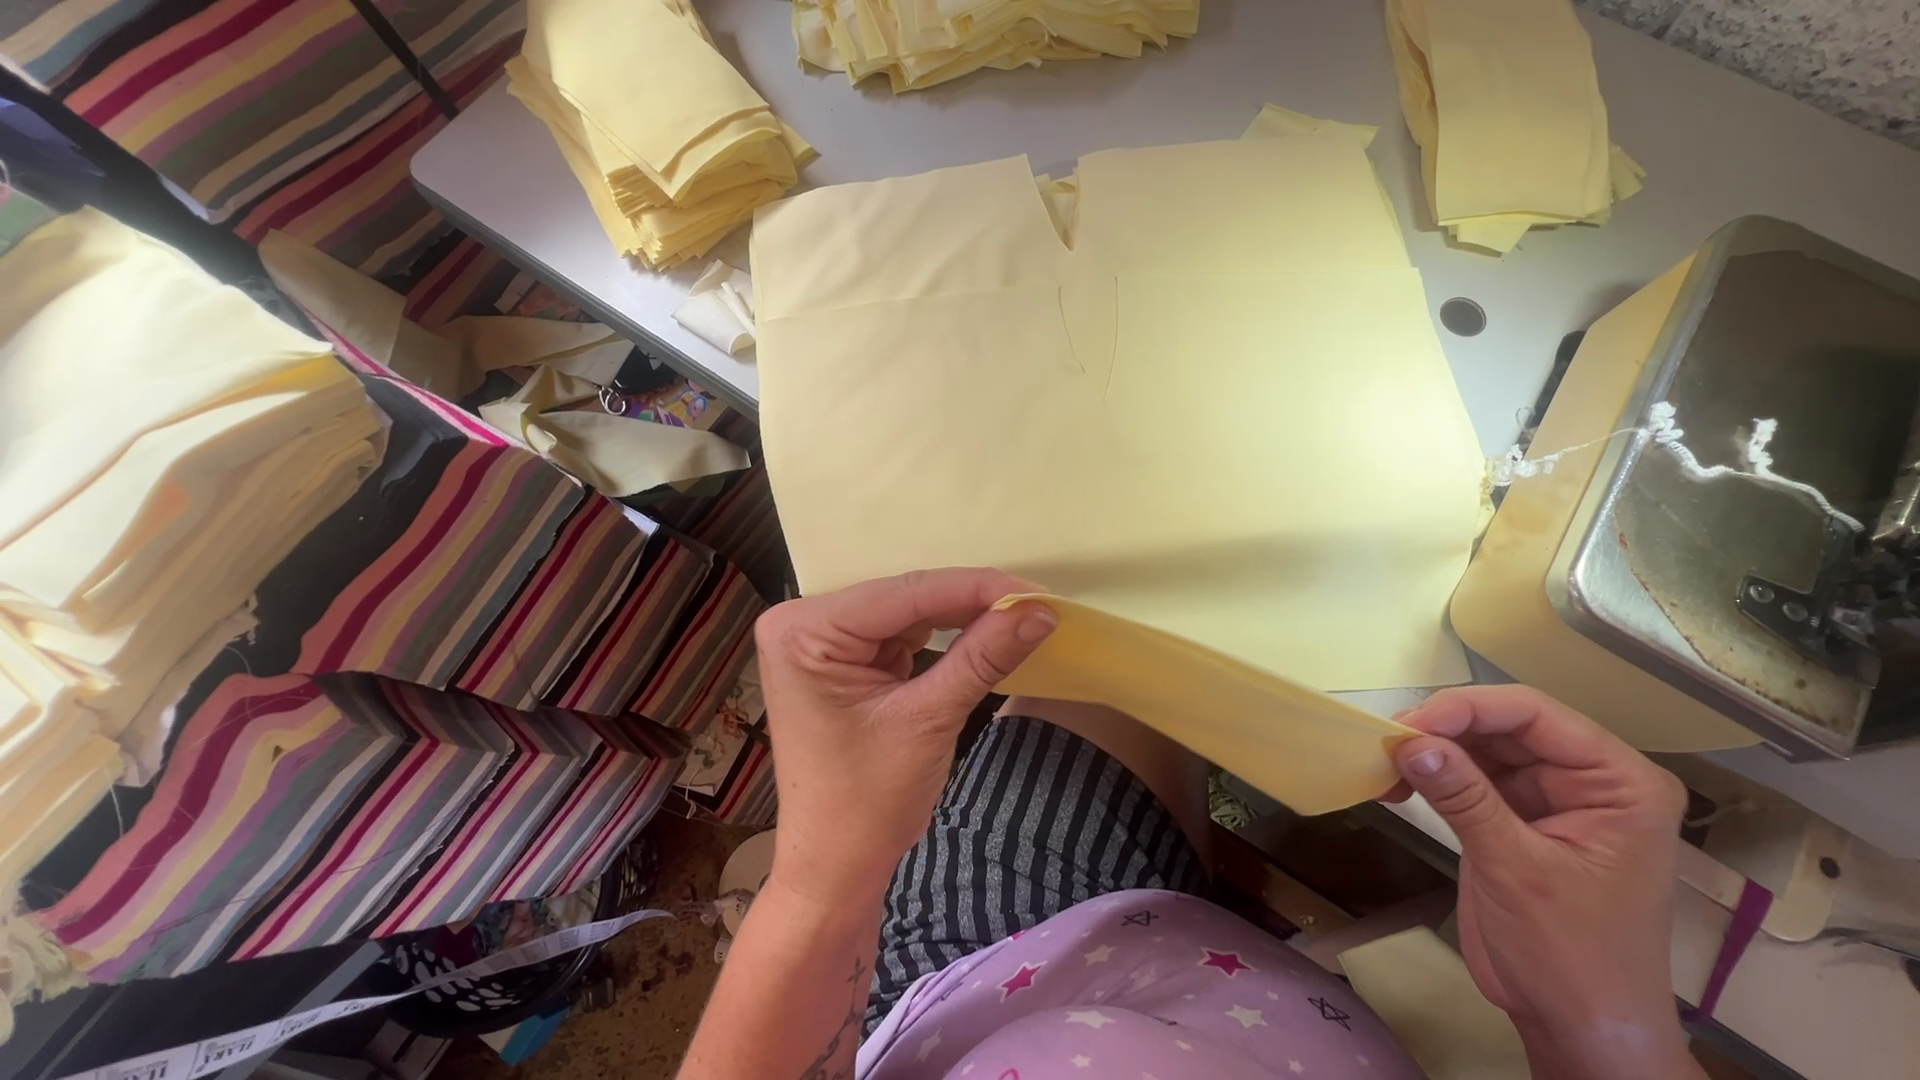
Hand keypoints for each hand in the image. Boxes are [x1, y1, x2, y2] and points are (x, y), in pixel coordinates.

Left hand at [755, 569, 1056, 906]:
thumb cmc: (867, 804)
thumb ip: (982, 656)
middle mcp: (802, 622)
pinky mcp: (839, 658)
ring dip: (959, 616)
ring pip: (906, 611)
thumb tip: (1039, 611)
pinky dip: (941, 635)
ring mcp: (819, 640)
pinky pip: (898, 632)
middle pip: (902, 596)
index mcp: (803, 630)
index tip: (1037, 594)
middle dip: (969, 602)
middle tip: (1035, 606)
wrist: (835, 866)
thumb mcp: (928, 720)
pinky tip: (981, 633)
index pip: (903, 592)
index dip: (975, 588)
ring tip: (1017, 617)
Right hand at [1389, 686, 1696, 1077]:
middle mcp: (1590, 779)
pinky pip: (1471, 779)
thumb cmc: (1571, 954)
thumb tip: (1409, 741)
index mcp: (1620, 782)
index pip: (1538, 715)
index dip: (1468, 709)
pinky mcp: (1516, 819)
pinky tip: (1397, 784)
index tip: (1407, 726)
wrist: (1578, 1028)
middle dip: (1444, 730)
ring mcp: (1552, 799)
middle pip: (1506, 726)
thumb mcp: (1515, 870)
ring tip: (1382, 764)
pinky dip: (1433, 777)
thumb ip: (1464, 798)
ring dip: (1431, 752)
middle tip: (1384, 743)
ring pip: (1482, 748)